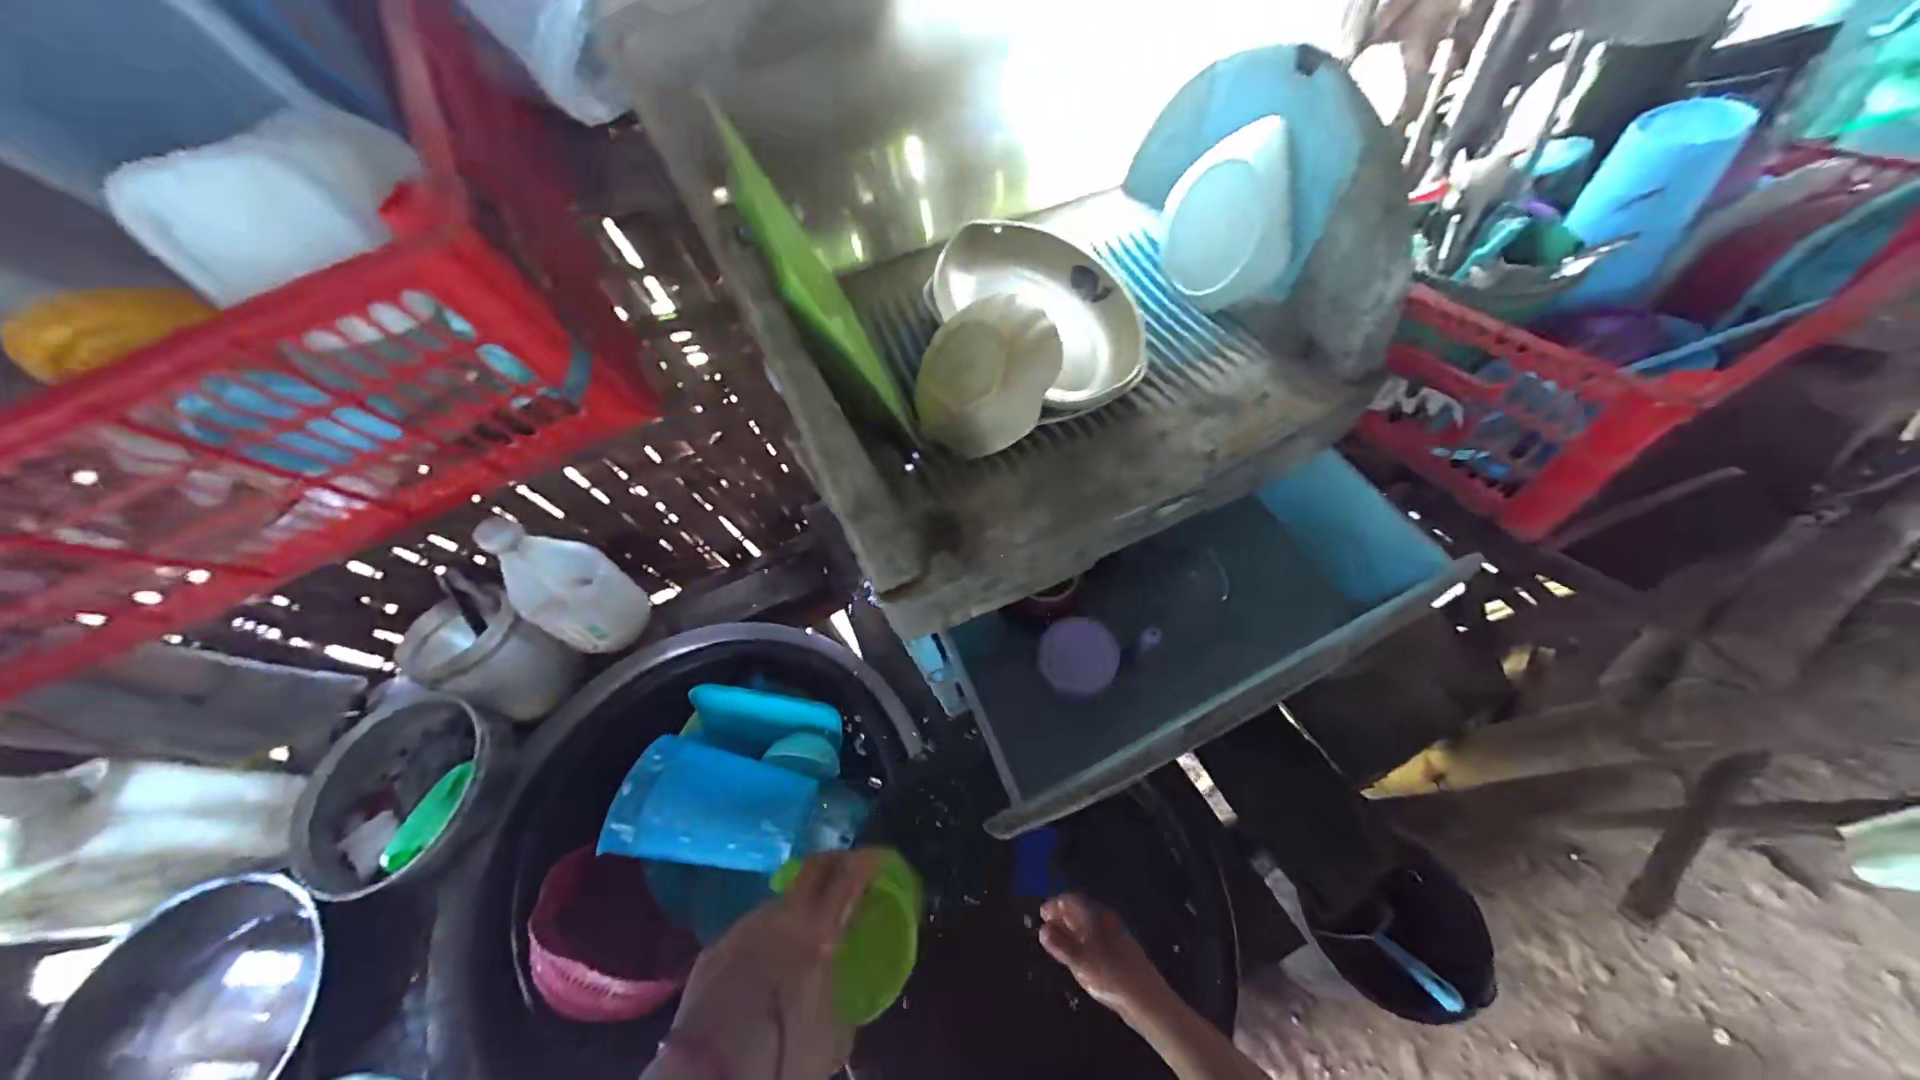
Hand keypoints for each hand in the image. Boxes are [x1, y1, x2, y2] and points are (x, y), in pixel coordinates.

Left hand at [652, 850, 883, 1079]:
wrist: (705, 1078)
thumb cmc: (780, 1059)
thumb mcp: (833, 1036)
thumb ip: (843, 993)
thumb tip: (843, 979)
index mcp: (817, 935)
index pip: (848, 877)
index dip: (868, 862)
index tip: (880, 859)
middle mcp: (781, 918)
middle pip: (813, 868)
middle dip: (837, 862)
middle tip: (851, 869)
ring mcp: (745, 928)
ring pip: (781, 901)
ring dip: (801, 905)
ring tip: (808, 929)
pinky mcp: (716, 947)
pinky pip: (753, 930)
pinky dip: (771, 935)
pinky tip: (769, 962)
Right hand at [1037, 893, 1169, 1014]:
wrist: (1146, 998)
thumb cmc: (1109, 975)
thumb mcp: (1078, 960)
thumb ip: (1059, 944)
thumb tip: (1043, 929)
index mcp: (1095, 914)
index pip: (1071, 899)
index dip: (1055, 905)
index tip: (1041, 914)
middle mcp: (1105, 918)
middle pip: (1080, 909)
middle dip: (1062, 916)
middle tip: (1046, 926)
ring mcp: (1114, 933)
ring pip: (1088, 924)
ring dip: (1071, 929)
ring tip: (1057, 941)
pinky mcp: (1120, 949)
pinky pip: (1095, 936)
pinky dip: (1082, 940)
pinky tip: (1078, 954)